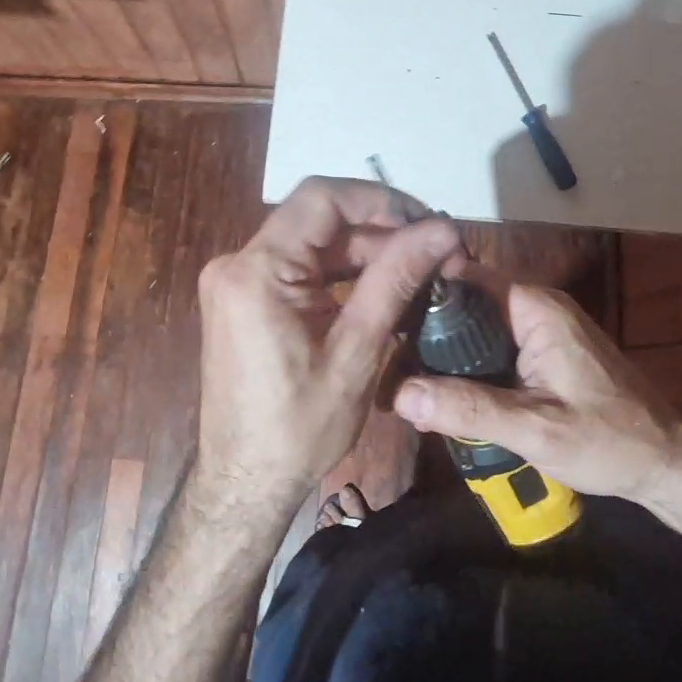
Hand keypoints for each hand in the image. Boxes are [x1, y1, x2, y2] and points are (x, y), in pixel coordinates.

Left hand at [194, 177, 460, 512]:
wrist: (244, 483)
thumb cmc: (299, 429)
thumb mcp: (356, 352)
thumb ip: (396, 280)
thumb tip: (444, 229)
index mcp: (256, 270)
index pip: (321, 198)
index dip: (379, 199)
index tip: (427, 222)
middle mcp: (238, 263)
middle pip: (317, 219)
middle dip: (379, 228)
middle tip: (435, 250)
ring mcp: (237, 281)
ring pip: (311, 243)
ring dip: (364, 251)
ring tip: (420, 268)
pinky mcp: (244, 299)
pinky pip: (299, 268)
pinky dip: (340, 273)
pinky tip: (382, 288)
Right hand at [392, 269, 681, 502]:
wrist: (666, 464)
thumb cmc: (609, 442)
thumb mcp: (535, 430)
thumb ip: (468, 409)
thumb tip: (400, 393)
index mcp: (535, 307)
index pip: (465, 275)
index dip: (421, 289)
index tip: (379, 313)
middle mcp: (536, 306)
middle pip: (466, 299)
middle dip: (426, 325)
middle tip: (382, 355)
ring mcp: (541, 327)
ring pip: (476, 324)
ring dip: (443, 347)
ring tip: (397, 372)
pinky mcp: (543, 351)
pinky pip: (492, 344)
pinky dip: (466, 362)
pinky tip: (438, 388)